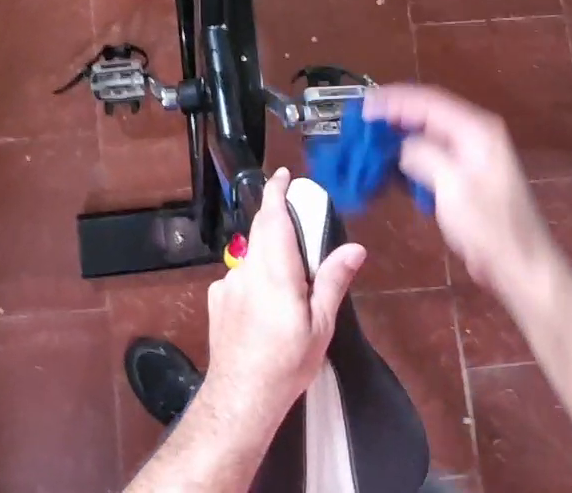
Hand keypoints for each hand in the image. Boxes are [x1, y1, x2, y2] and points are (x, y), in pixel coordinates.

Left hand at [201, 168, 366, 426]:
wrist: (241, 396)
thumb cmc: (287, 361)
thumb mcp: (321, 324)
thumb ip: (333, 280)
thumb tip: (354, 248)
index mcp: (275, 269)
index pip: (272, 216)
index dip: (277, 191)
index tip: (284, 175)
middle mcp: (247, 268)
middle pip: (260, 229)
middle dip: (275, 215)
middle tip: (296, 218)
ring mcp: (228, 283)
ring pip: (250, 254)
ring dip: (267, 253)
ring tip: (287, 278)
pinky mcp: (217, 299)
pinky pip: (239, 276)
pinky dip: (254, 277)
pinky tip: (264, 305)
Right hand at [365, 84, 554, 299]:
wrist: (520, 266)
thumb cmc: (489, 227)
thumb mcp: (451, 186)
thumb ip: (422, 155)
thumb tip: (401, 146)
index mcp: (476, 130)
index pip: (427, 101)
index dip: (393, 101)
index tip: (364, 108)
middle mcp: (474, 135)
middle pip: (426, 113)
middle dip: (393, 117)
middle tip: (362, 124)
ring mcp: (471, 154)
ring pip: (426, 134)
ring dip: (398, 138)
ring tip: (369, 144)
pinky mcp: (464, 174)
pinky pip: (430, 154)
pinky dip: (408, 157)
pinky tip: (389, 167)